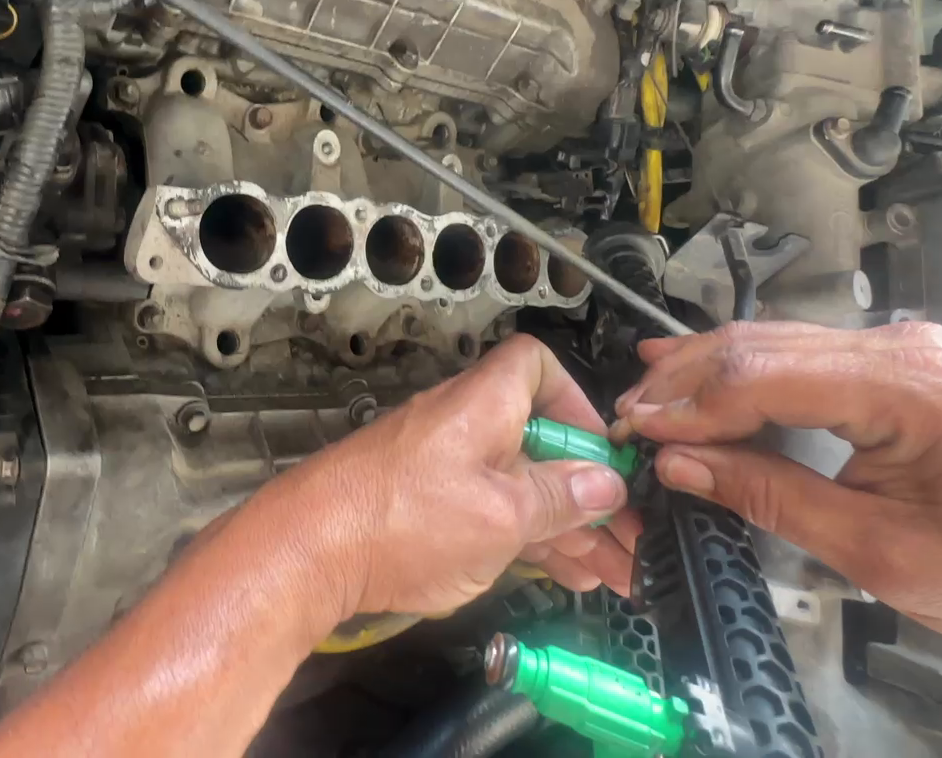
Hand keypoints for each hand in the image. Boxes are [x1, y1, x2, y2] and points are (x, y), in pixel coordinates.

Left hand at [236, 335, 639, 625]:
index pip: (534, 365)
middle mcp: (463, 424)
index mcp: (481, 404)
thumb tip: (605, 482)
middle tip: (632, 538)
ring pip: (520, 482)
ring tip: (616, 573)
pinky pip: (493, 510)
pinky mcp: (427, 504)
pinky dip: (529, 537)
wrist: (310, 548)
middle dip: (589, 487)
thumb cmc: (406, 519)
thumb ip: (557, 497)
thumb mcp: (500, 514)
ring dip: (568, 524)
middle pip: (538, 437)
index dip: (576, 400)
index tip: (604, 452)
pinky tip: (568, 576)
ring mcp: (444, 466)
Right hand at [611, 321, 941, 668]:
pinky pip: (801, 355)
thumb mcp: (885, 553)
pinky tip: (698, 368)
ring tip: (647, 396)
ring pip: (772, 342)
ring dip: (704, 371)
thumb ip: (770, 497)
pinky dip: (743, 370)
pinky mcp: (905, 365)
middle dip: (682, 379)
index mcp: (908, 386)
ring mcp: (906, 349)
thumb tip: (678, 465)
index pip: (761, 376)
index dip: (687, 404)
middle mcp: (903, 347)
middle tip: (627, 415)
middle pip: (757, 346)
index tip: (634, 431)